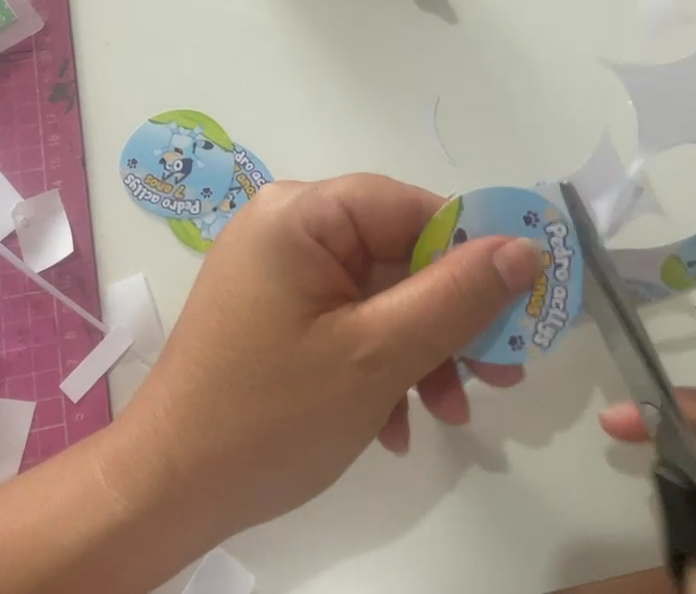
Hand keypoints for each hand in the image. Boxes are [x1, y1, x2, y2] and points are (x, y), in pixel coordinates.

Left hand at [112, 175, 542, 541]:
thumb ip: (457, 296)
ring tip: (453, 413)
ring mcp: (279, 274)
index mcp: (300, 214)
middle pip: (396, 255)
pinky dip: (380, 366)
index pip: (408, 205)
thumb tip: (524, 247)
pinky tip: (396, 426)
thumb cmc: (272, 414)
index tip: (519, 301)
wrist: (170, 491)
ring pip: (379, 296)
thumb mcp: (379, 354)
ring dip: (422, 352)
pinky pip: (348, 322)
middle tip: (502, 372)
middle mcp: (287, 229)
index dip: (470, 248)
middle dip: (449, 319)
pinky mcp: (277, 314)